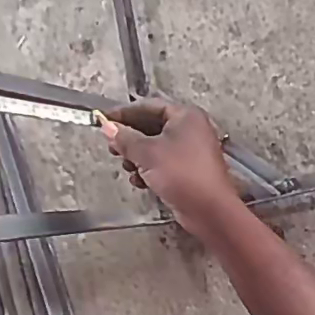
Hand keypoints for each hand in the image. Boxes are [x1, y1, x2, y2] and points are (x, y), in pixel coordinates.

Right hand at [100, 98, 242, 231]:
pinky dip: (150, 170)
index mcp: (186, 116)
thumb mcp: (147, 153)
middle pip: (152, 127)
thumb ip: (125, 138)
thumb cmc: (183, 174)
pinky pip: (164, 164)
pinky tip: (140, 180)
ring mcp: (192, 151)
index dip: (125, 113)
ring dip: (138, 157)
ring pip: (156, 148)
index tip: (105, 119)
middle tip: (113, 146)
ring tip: (127, 165)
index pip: (149, 106)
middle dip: (130, 139)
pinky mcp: (189, 171)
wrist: (208, 209)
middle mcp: (192, 130)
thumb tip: (109, 128)